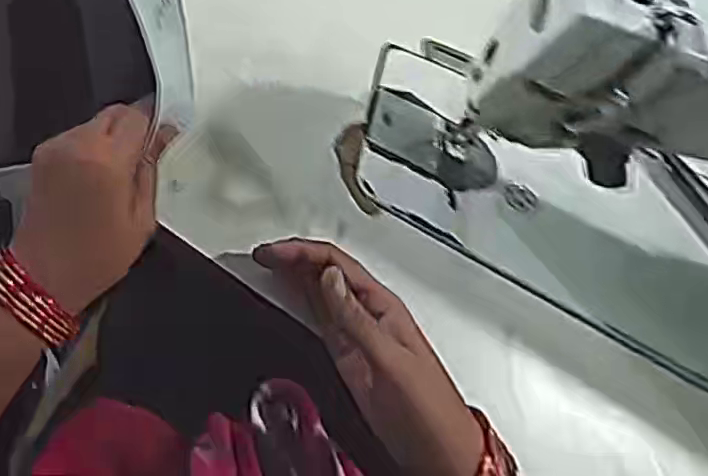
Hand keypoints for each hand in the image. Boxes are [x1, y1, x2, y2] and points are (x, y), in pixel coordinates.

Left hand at [10, 104, 167, 314]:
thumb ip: (151, 170)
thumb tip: (162, 137)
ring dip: (109, 138)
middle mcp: (78, 144)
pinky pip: (74, 136)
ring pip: (94, 122)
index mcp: (106, 160)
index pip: (137, 116)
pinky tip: (91, 177)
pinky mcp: (42, 151)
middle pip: (114, 112)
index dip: (154, 121)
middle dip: (132, 127)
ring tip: (114, 174)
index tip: (163, 131)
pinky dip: (87, 147)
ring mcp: (57, 145)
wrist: (43, 273)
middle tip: (142, 155)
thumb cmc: (95, 257)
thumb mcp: (141, 220)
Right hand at [251, 240, 483, 475]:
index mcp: (381, 305)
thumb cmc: (433, 414)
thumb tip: (327, 277)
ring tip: (266, 265)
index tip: (273, 253)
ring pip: (317, 287)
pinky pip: (315, 313)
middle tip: (262, 254)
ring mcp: (355, 331)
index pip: (334, 262)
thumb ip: (357, 318)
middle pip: (323, 269)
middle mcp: (367, 312)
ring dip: (290, 273)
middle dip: (291, 255)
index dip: (301, 251)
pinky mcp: (346, 352)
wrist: (445, 459)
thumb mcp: (393, 361)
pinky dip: (294, 298)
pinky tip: (283, 294)